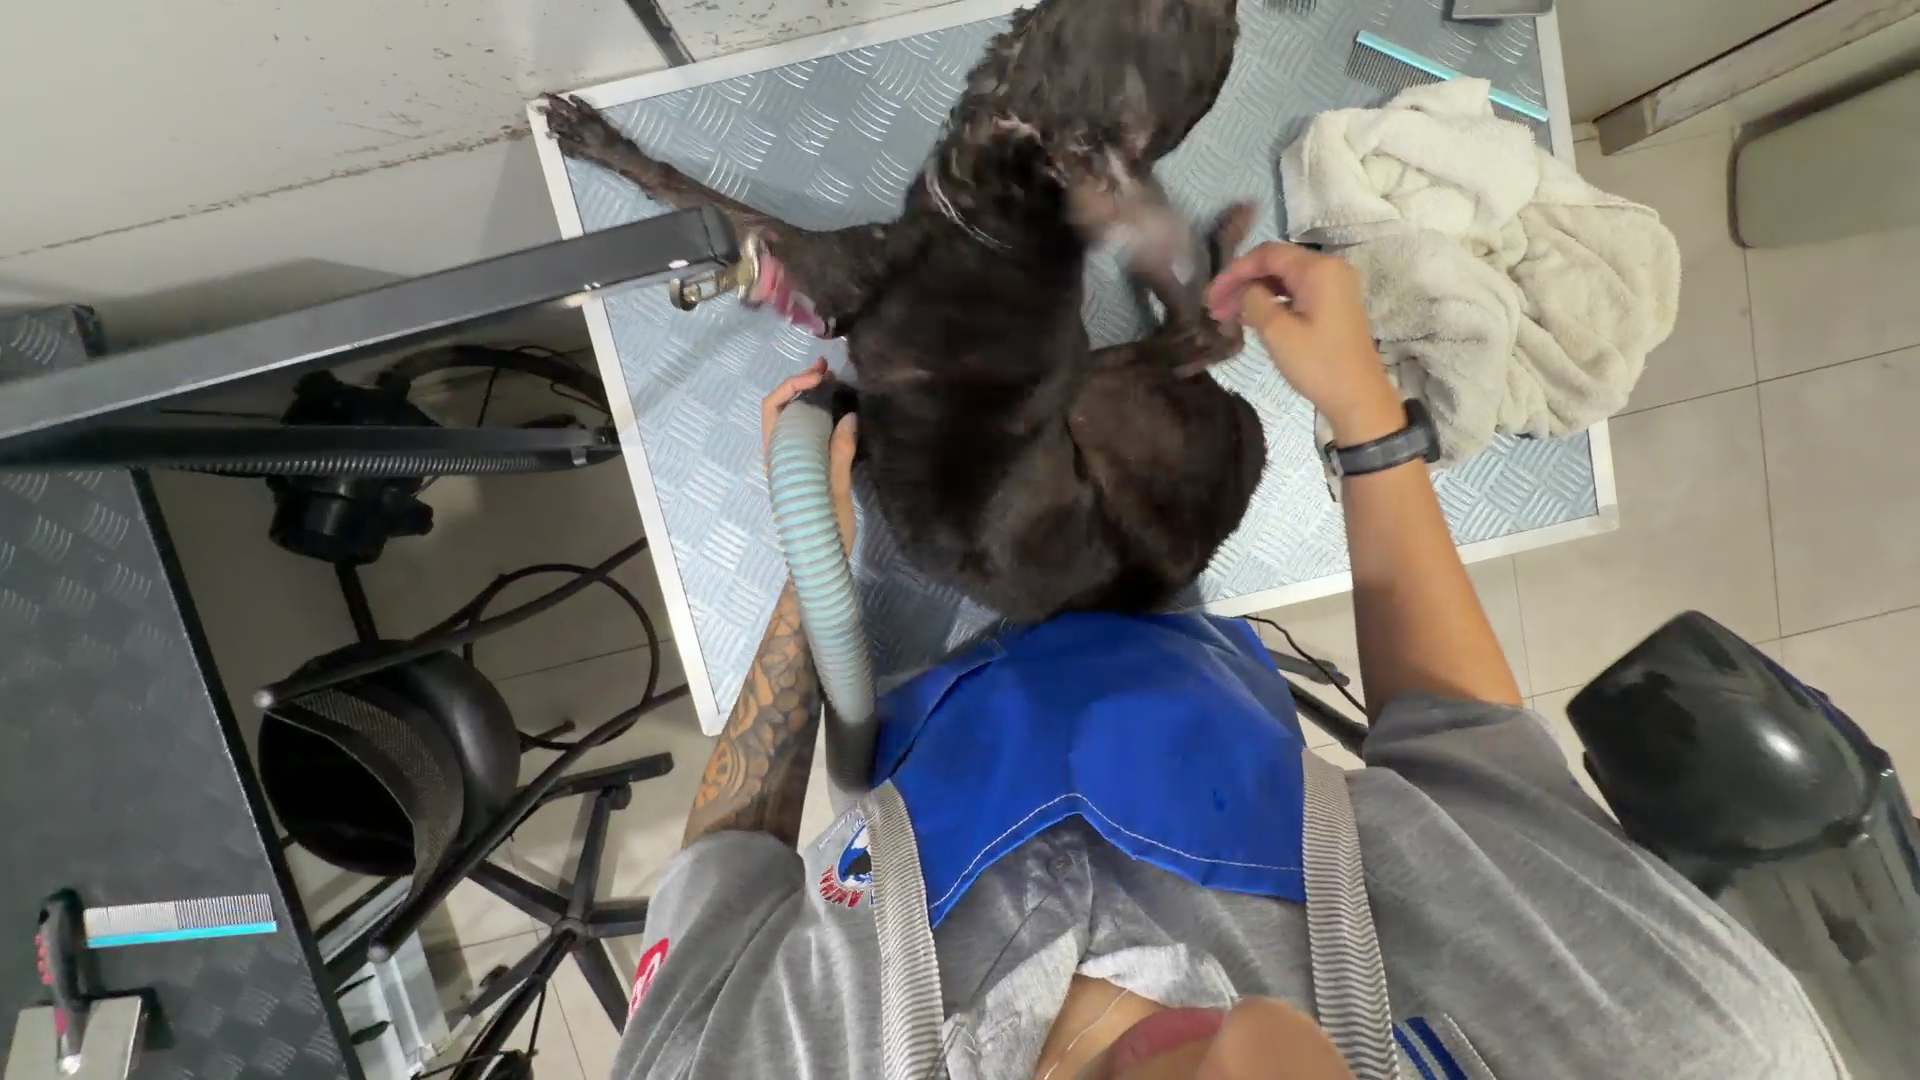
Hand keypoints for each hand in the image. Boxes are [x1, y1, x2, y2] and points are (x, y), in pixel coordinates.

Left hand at [760, 359, 858, 553]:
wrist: (820, 561)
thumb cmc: (824, 530)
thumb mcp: (835, 491)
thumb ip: (839, 454)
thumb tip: (848, 418)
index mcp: (779, 458)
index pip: (774, 408)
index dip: (793, 386)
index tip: (821, 377)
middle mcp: (780, 456)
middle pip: (781, 409)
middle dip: (801, 385)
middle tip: (829, 371)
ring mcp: (792, 463)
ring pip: (793, 421)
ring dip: (811, 400)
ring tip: (836, 386)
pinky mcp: (806, 470)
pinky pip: (807, 435)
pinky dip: (819, 418)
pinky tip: (839, 415)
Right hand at [1205, 242, 1402, 444]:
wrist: (1356, 396)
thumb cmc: (1317, 364)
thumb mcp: (1277, 332)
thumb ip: (1254, 301)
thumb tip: (1244, 290)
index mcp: (1318, 270)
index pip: (1268, 254)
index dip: (1235, 270)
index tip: (1211, 295)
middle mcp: (1329, 270)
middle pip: (1276, 264)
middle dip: (1242, 282)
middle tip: (1213, 308)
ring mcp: (1334, 287)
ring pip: (1284, 280)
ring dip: (1253, 293)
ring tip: (1225, 316)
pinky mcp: (1332, 306)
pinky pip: (1295, 294)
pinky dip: (1271, 302)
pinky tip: (1249, 319)